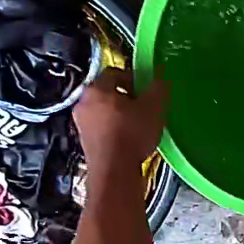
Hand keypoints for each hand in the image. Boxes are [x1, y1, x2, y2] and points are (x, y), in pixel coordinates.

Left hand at [74, 67, 166, 181]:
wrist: (114, 171)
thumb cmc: (132, 134)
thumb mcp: (153, 107)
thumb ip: (158, 88)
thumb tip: (161, 75)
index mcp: (97, 88)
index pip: (114, 72)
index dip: (133, 78)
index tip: (146, 89)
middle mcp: (83, 102)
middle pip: (107, 92)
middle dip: (126, 98)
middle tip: (144, 107)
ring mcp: (82, 124)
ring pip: (103, 111)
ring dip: (119, 115)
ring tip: (138, 125)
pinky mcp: (85, 142)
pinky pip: (101, 129)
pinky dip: (114, 130)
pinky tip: (128, 141)